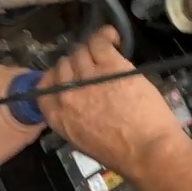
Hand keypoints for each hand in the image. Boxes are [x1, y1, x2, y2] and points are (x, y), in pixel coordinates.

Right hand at [39, 27, 188, 178]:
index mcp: (57, 116)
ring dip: (91, 50)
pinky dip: (106, 36)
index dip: (57, 77)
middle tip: (93, 67)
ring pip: (80, 52)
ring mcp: (87, 77)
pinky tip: (114, 38)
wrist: (146, 151)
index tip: (70, 77)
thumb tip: (77, 102)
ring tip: (106, 53)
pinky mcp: (110, 65)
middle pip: (64, 65)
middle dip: (77, 64)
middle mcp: (66, 94)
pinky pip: (99, 42)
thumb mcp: (82, 141)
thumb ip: (73, 118)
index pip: (44, 85)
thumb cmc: (120, 154)